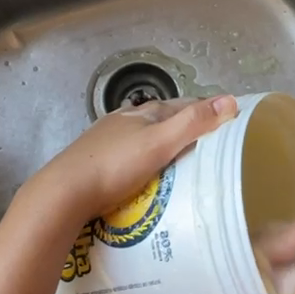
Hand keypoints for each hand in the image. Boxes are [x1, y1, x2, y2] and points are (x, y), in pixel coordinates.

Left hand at [23, 96, 238, 219]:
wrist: (64, 193)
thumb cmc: (114, 166)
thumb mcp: (159, 143)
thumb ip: (193, 123)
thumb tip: (230, 100)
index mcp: (144, 113)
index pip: (184, 105)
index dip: (208, 110)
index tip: (230, 120)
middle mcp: (125, 120)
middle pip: (164, 118)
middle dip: (188, 125)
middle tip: (213, 143)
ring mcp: (108, 140)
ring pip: (146, 136)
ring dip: (166, 142)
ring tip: (186, 159)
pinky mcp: (97, 160)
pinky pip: (132, 154)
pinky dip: (148, 158)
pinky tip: (151, 172)